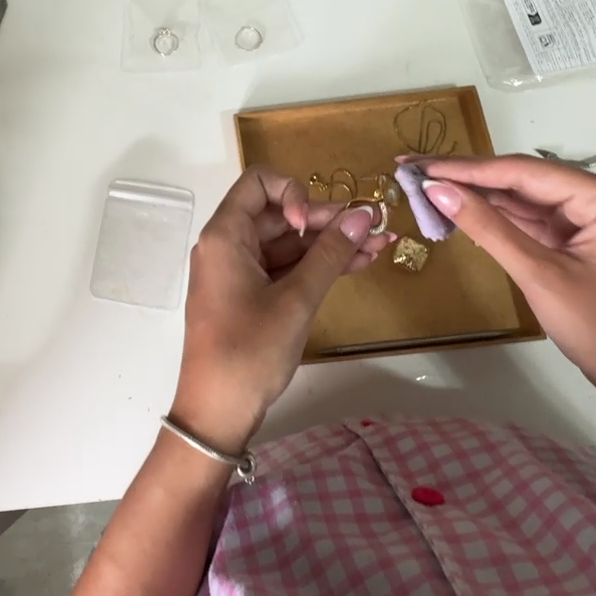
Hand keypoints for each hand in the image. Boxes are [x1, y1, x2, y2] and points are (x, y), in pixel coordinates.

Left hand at [171, 167, 393, 452]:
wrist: (216, 412)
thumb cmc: (249, 351)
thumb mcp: (295, 300)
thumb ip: (329, 254)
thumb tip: (364, 215)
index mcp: (224, 235)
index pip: (258, 183)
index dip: (294, 192)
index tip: (313, 224)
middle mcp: (227, 244)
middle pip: (278, 213)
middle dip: (325, 219)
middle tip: (372, 229)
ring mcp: (238, 270)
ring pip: (286, 242)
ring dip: (328, 244)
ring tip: (378, 246)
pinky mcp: (249, 294)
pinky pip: (284, 267)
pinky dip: (315, 266)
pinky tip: (357, 264)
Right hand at [407, 154, 595, 406]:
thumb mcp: (540, 276)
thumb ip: (488, 228)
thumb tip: (435, 190)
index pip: (524, 171)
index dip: (466, 168)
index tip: (417, 164)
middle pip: (524, 178)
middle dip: (468, 178)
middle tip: (413, 170)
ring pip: (525, 197)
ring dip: (478, 196)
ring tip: (426, 186)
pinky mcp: (585, 238)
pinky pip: (534, 218)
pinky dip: (498, 217)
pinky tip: (461, 209)